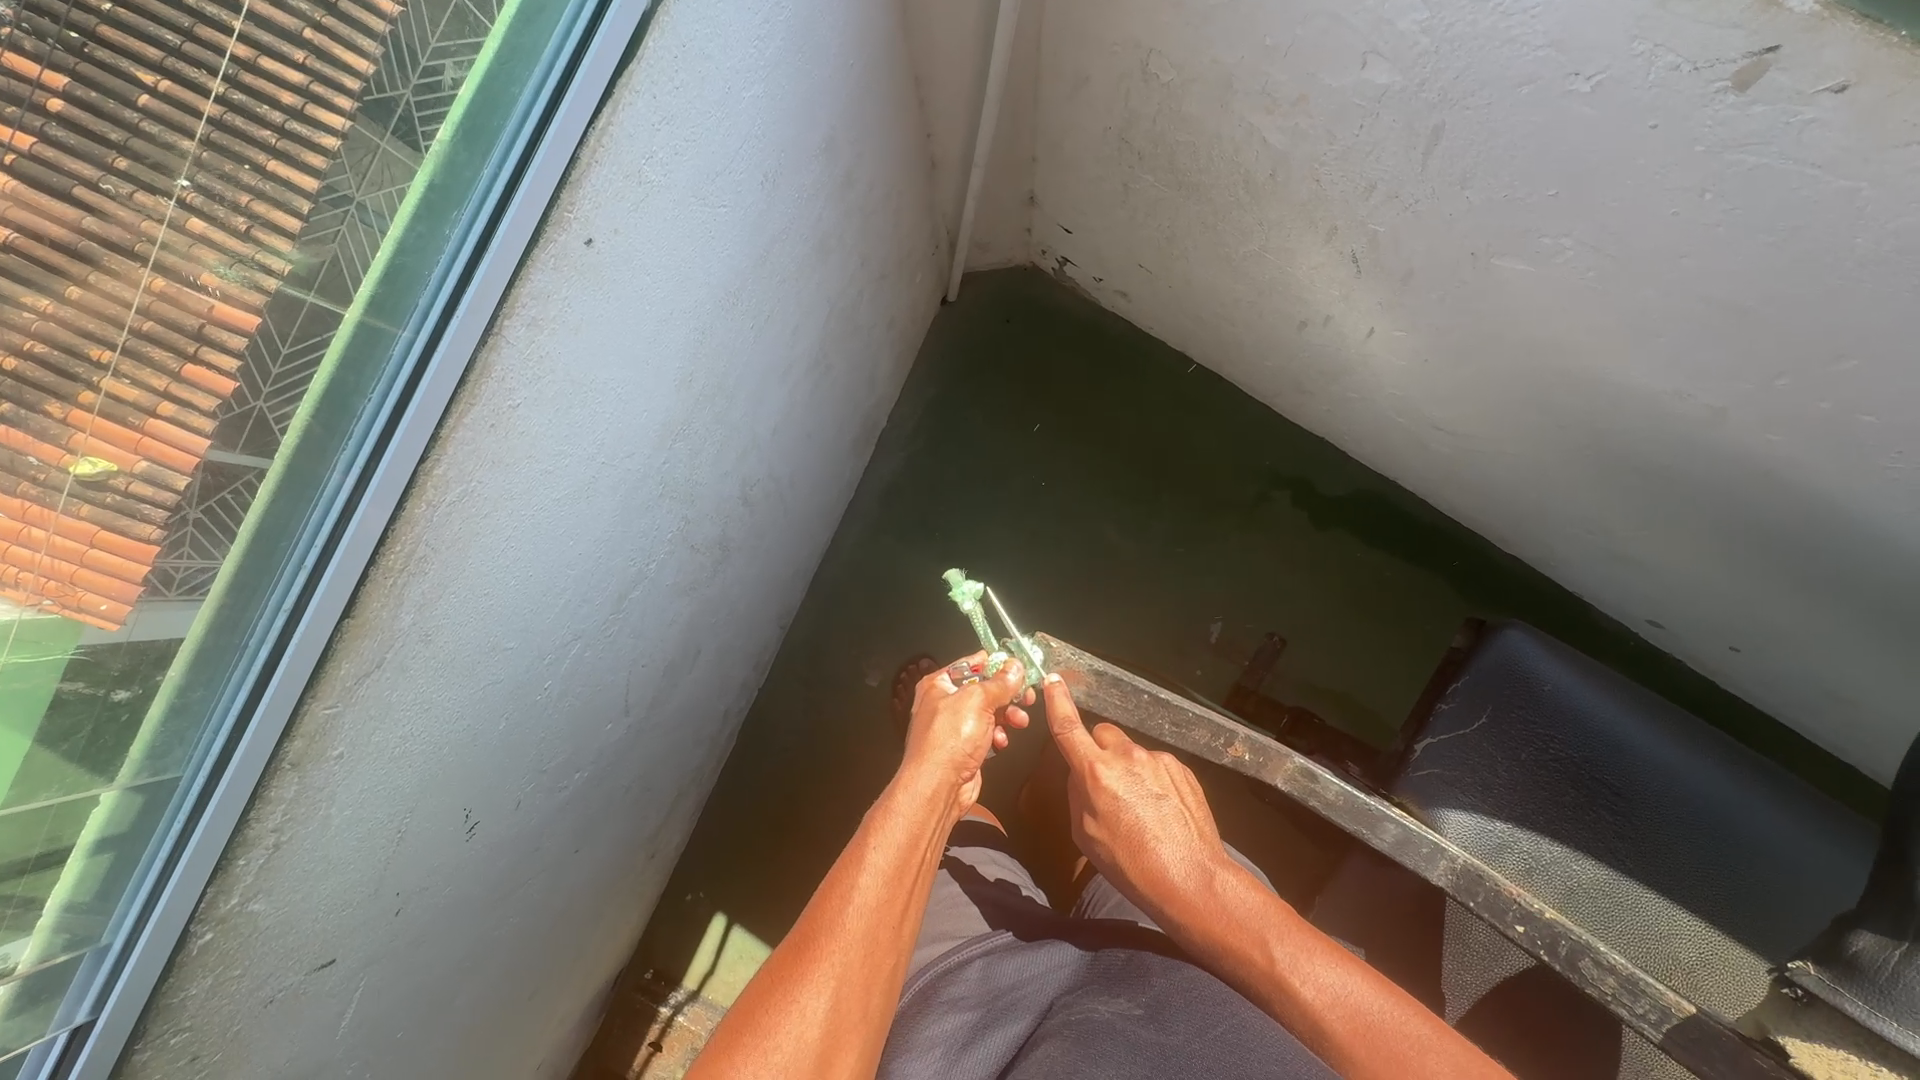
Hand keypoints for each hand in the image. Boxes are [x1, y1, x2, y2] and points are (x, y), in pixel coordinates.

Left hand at [900, 653, 1032, 819]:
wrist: (939, 787)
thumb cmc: (946, 742)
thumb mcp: (978, 701)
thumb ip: (1000, 682)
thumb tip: (1014, 667)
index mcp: (939, 684)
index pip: (971, 664)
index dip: (995, 664)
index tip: (1018, 666)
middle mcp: (944, 703)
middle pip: (983, 689)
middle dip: (1007, 693)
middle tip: (1026, 695)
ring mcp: (954, 727)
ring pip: (989, 712)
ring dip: (1007, 715)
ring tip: (1019, 720)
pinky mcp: (964, 747)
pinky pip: (987, 733)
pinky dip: (998, 735)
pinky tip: (1001, 741)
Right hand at [1042, 673, 1231, 923]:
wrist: (1192, 878)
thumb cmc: (1130, 864)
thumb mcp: (1085, 834)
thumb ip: (1078, 794)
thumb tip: (1081, 775)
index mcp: (1095, 771)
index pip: (1068, 727)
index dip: (1057, 702)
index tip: (1052, 680)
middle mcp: (1126, 756)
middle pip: (1103, 733)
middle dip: (1098, 750)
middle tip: (1104, 783)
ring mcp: (1158, 759)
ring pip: (1132, 752)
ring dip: (1128, 769)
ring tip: (1141, 808)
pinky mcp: (1182, 769)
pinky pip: (1157, 765)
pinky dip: (1153, 780)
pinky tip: (1161, 811)